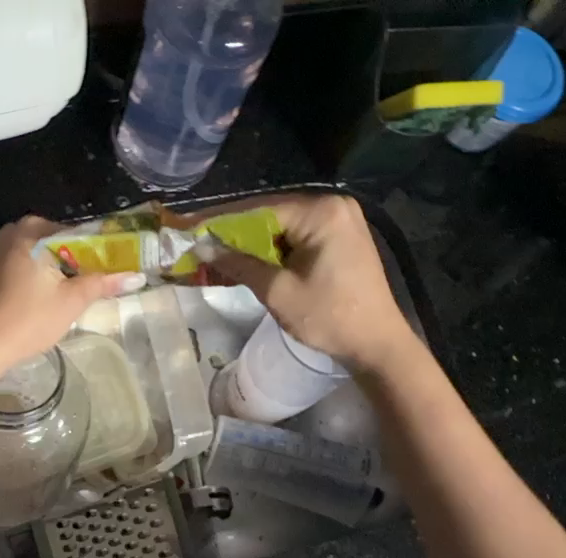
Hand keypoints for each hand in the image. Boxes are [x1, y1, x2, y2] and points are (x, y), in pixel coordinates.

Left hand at [0, 216, 142, 368]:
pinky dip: (44, 279)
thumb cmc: (30, 320)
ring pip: (46, 257)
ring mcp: (1, 249)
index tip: (117, 271)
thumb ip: (104, 283)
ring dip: (63, 273)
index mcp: (36, 229)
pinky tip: (52, 299)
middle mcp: (16, 230)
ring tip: (78, 297)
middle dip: (81, 265)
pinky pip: (29, 267)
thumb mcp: (72, 300)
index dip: (103, 254)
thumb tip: (137, 276)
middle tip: (99, 288)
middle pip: (63, 245)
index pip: (82, 234)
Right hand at [199, 194, 415, 372]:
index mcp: (321, 212)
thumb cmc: (329, 317)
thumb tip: (203, 247)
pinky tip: (250, 261)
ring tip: (217, 254)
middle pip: (271, 214)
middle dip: (235, 232)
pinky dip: (274, 249)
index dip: (221, 221)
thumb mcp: (278, 292)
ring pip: (283, 227)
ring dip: (253, 242)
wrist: (375, 343)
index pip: (259, 209)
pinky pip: (298, 237)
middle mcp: (332, 205)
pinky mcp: (341, 238)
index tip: (190, 228)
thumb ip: (240, 265)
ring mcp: (340, 221)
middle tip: (199, 243)